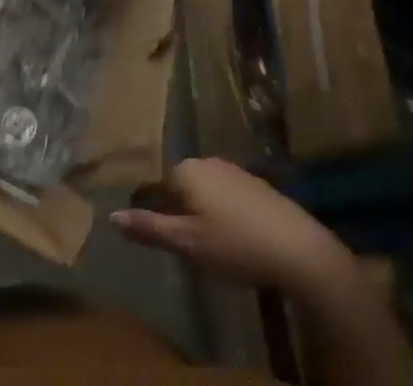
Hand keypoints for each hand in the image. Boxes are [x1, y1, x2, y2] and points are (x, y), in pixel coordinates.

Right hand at [111, 157, 353, 289]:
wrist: (300, 251)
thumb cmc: (234, 245)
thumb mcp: (185, 243)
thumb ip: (148, 227)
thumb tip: (112, 216)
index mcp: (186, 170)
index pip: (156, 188)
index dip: (158, 216)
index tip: (169, 242)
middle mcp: (209, 161)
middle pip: (181, 188)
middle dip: (181, 214)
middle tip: (190, 248)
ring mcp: (237, 171)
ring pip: (206, 193)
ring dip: (204, 216)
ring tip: (215, 248)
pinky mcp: (260, 186)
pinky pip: (229, 198)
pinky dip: (227, 216)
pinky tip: (239, 241)